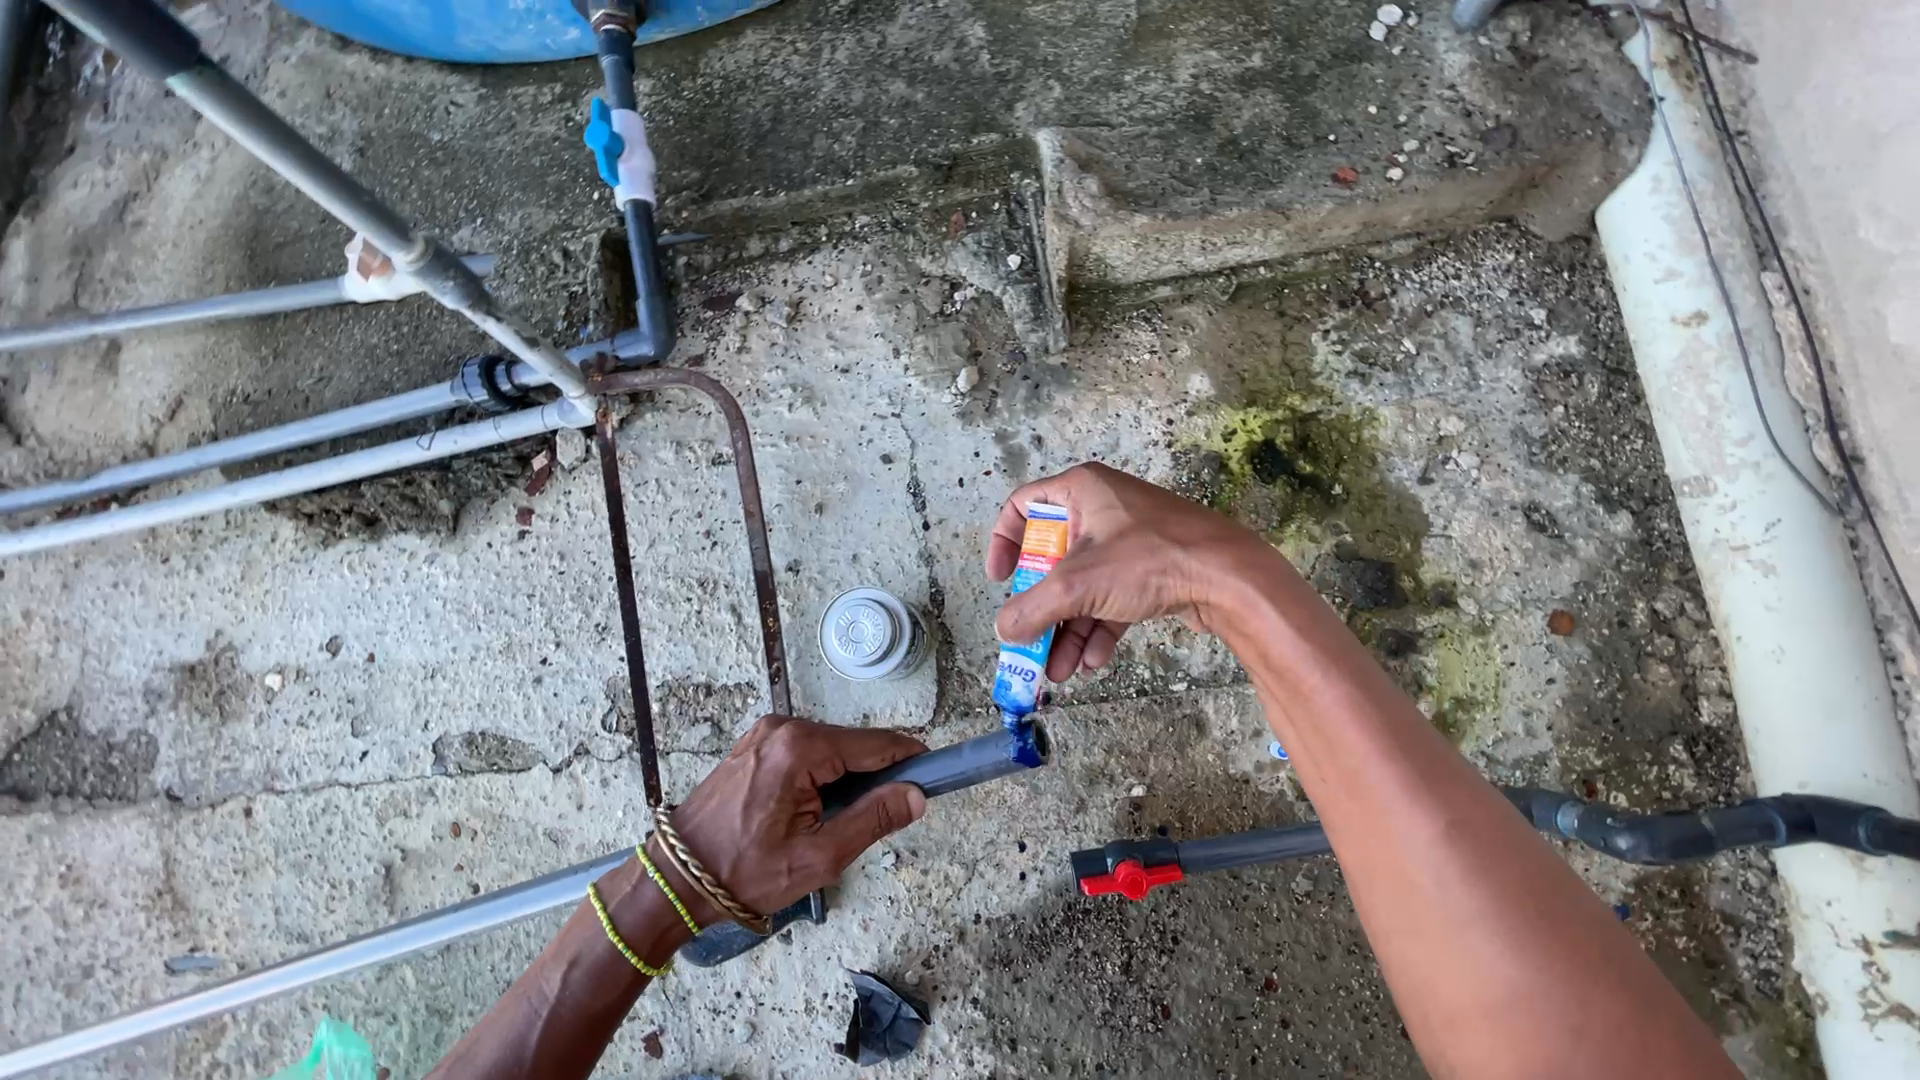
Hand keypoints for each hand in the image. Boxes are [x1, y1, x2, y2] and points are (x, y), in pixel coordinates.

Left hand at [658, 716, 928, 922]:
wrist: (676, 877)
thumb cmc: (744, 872)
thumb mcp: (818, 857)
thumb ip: (873, 820)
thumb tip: (916, 795)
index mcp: (800, 747)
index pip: (873, 744)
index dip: (907, 757)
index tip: (934, 769)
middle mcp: (783, 727)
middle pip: (851, 744)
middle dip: (874, 773)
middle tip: (886, 813)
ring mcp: (766, 732)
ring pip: (829, 747)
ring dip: (846, 776)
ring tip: (843, 819)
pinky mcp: (756, 743)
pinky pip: (805, 750)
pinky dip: (822, 773)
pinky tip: (818, 806)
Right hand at [987, 462, 1283, 679]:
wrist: (1230, 578)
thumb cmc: (1149, 561)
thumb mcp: (1077, 586)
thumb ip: (1031, 609)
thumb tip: (1003, 631)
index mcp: (1081, 490)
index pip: (1024, 506)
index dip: (1004, 542)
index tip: (1000, 579)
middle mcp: (1103, 509)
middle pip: (1053, 558)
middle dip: (1041, 606)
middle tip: (1029, 638)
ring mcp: (1130, 541)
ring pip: (1083, 586)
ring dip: (1068, 629)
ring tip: (1059, 672)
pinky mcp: (1152, 569)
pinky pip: (1112, 598)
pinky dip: (1099, 629)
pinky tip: (1094, 662)